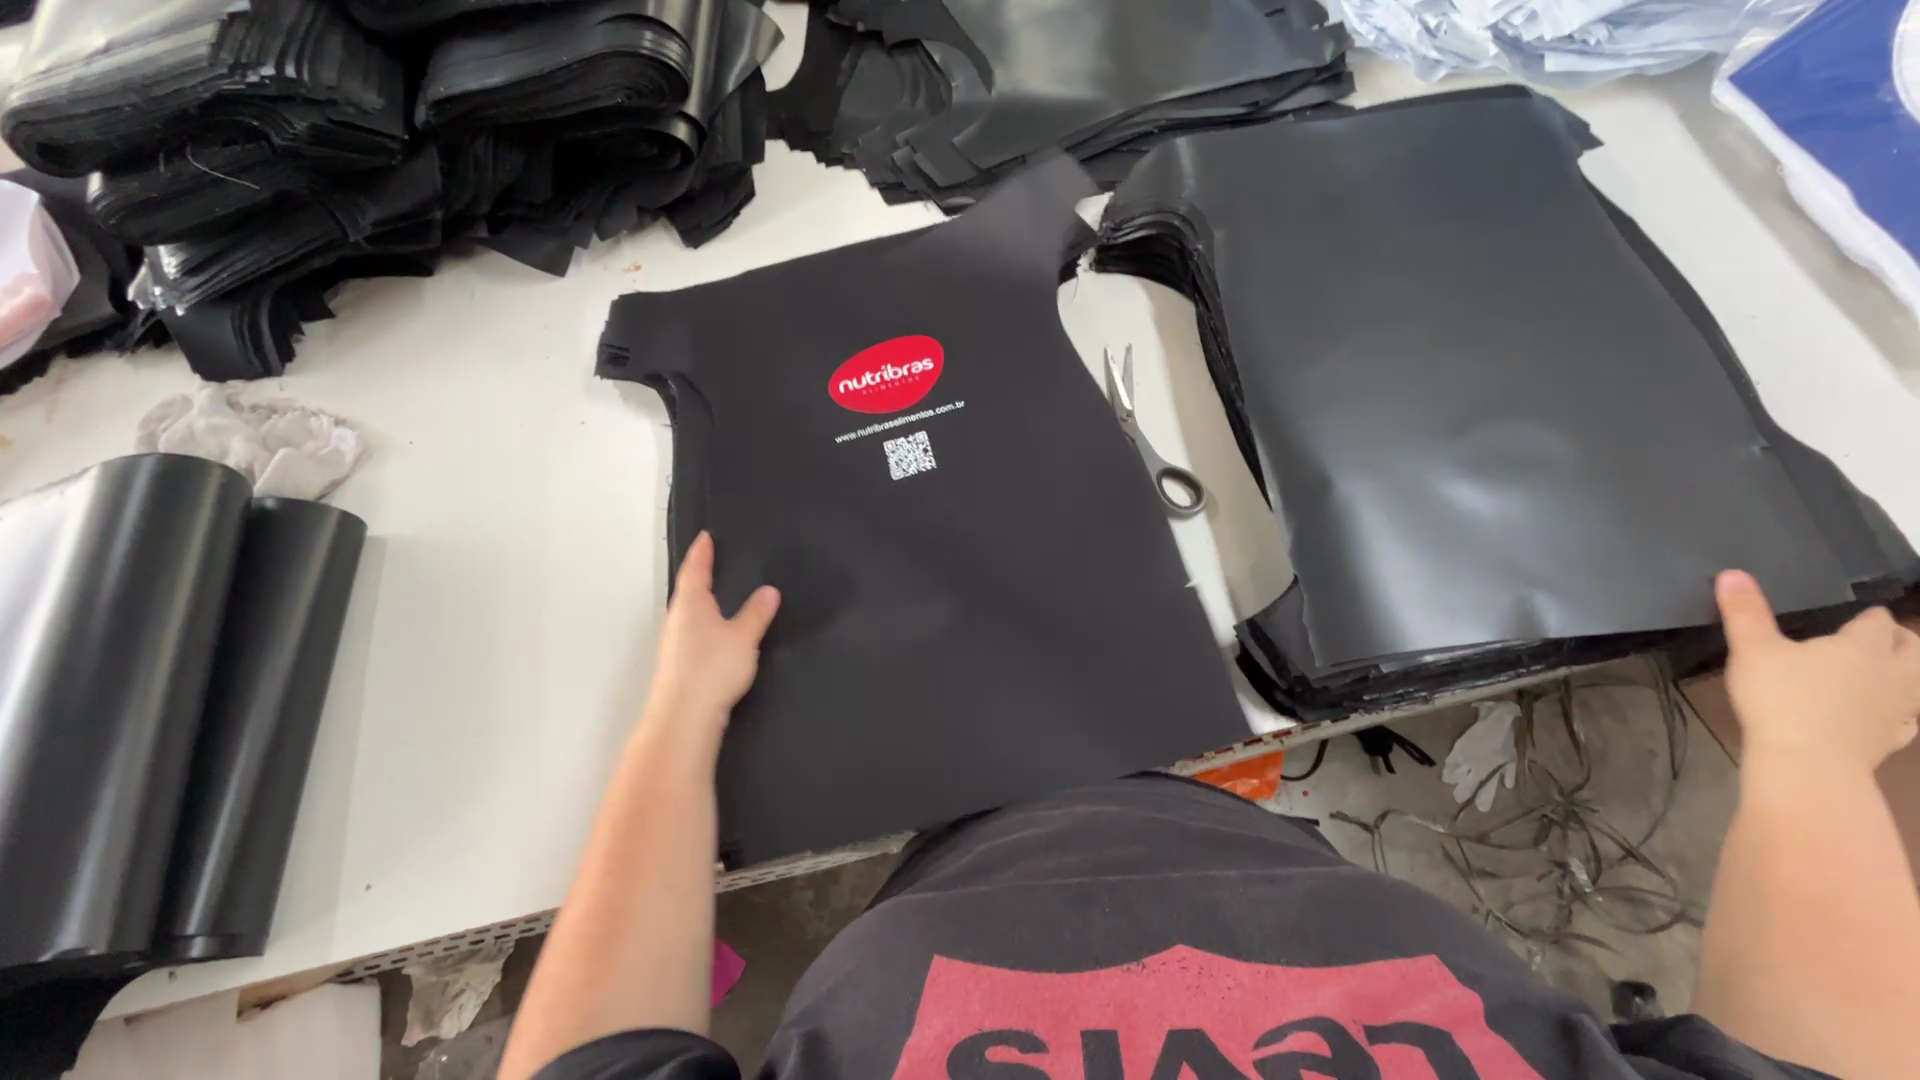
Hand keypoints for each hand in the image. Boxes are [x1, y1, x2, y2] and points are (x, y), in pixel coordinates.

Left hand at [644, 532, 779, 729]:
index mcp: (691, 603)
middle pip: (688, 591)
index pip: (695, 570)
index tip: (705, 537)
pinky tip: (717, 634)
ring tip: (719, 596)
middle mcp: (678, 619)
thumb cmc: (712, 667)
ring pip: (690, 614)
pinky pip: (694, 634)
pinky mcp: (680, 665)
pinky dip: (706, 626)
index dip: (702, 552)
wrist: (684, 715)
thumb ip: (757, 613)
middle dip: (700, 576)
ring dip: (702, 603)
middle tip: (713, 562)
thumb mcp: (744, 636)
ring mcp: (676, 643)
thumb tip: (769, 591)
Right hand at [1716, 569, 1919, 772]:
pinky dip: (1904, 710)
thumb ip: (1745, 611)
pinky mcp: (1894, 736)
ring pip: (1919, 681)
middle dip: (1899, 639)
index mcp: (1863, 646)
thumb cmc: (1779, 696)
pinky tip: (1889, 713)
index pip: (1876, 620)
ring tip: (1888, 670)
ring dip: (1909, 672)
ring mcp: (1900, 706)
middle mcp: (1894, 671)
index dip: (1864, 614)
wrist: (1807, 760)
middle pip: (1912, 647)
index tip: (1852, 613)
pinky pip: (1911, 717)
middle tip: (1877, 637)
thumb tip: (1733, 572)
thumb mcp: (1751, 649)